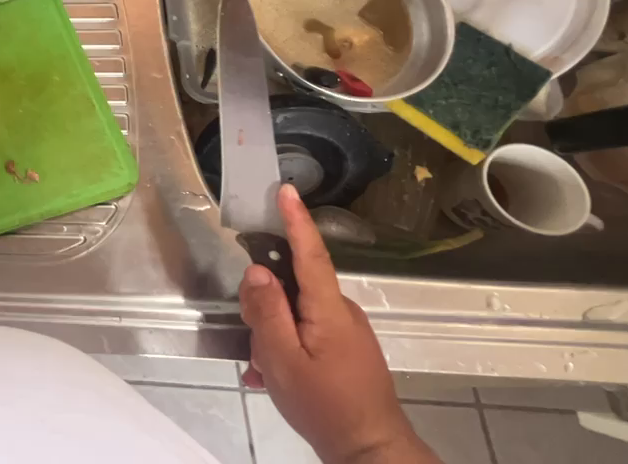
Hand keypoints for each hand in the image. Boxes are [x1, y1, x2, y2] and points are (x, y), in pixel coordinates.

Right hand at [240, 185, 435, 463]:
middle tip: (254, 341)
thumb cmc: (324, 406)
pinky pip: (305, 330)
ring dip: (272, 332)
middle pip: (292, 285)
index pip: (311, 254)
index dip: (297, 221)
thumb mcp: (282, 358)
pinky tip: (273, 375)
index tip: (286, 190)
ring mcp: (348, 332)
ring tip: (263, 368)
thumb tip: (257, 270)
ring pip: (295, 311)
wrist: (372, 455)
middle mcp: (343, 313)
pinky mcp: (347, 348)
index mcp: (329, 310)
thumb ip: (266, 310)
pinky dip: (284, 346)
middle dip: (264, 304)